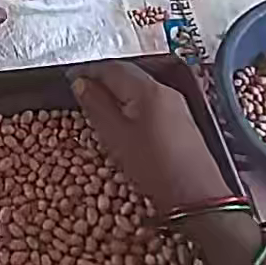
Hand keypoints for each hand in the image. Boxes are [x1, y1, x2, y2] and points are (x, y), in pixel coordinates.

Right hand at [70, 61, 233, 213]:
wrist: (196, 196)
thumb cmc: (151, 166)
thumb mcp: (114, 135)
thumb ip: (95, 105)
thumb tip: (81, 83)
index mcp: (147, 90)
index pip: (111, 68)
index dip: (87, 70)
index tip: (69, 78)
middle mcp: (164, 91)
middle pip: (127, 74)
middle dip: (101, 78)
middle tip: (79, 89)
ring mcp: (176, 104)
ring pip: (138, 87)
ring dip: (115, 90)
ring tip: (95, 103)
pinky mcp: (180, 119)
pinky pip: (149, 100)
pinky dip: (129, 101)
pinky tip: (120, 116)